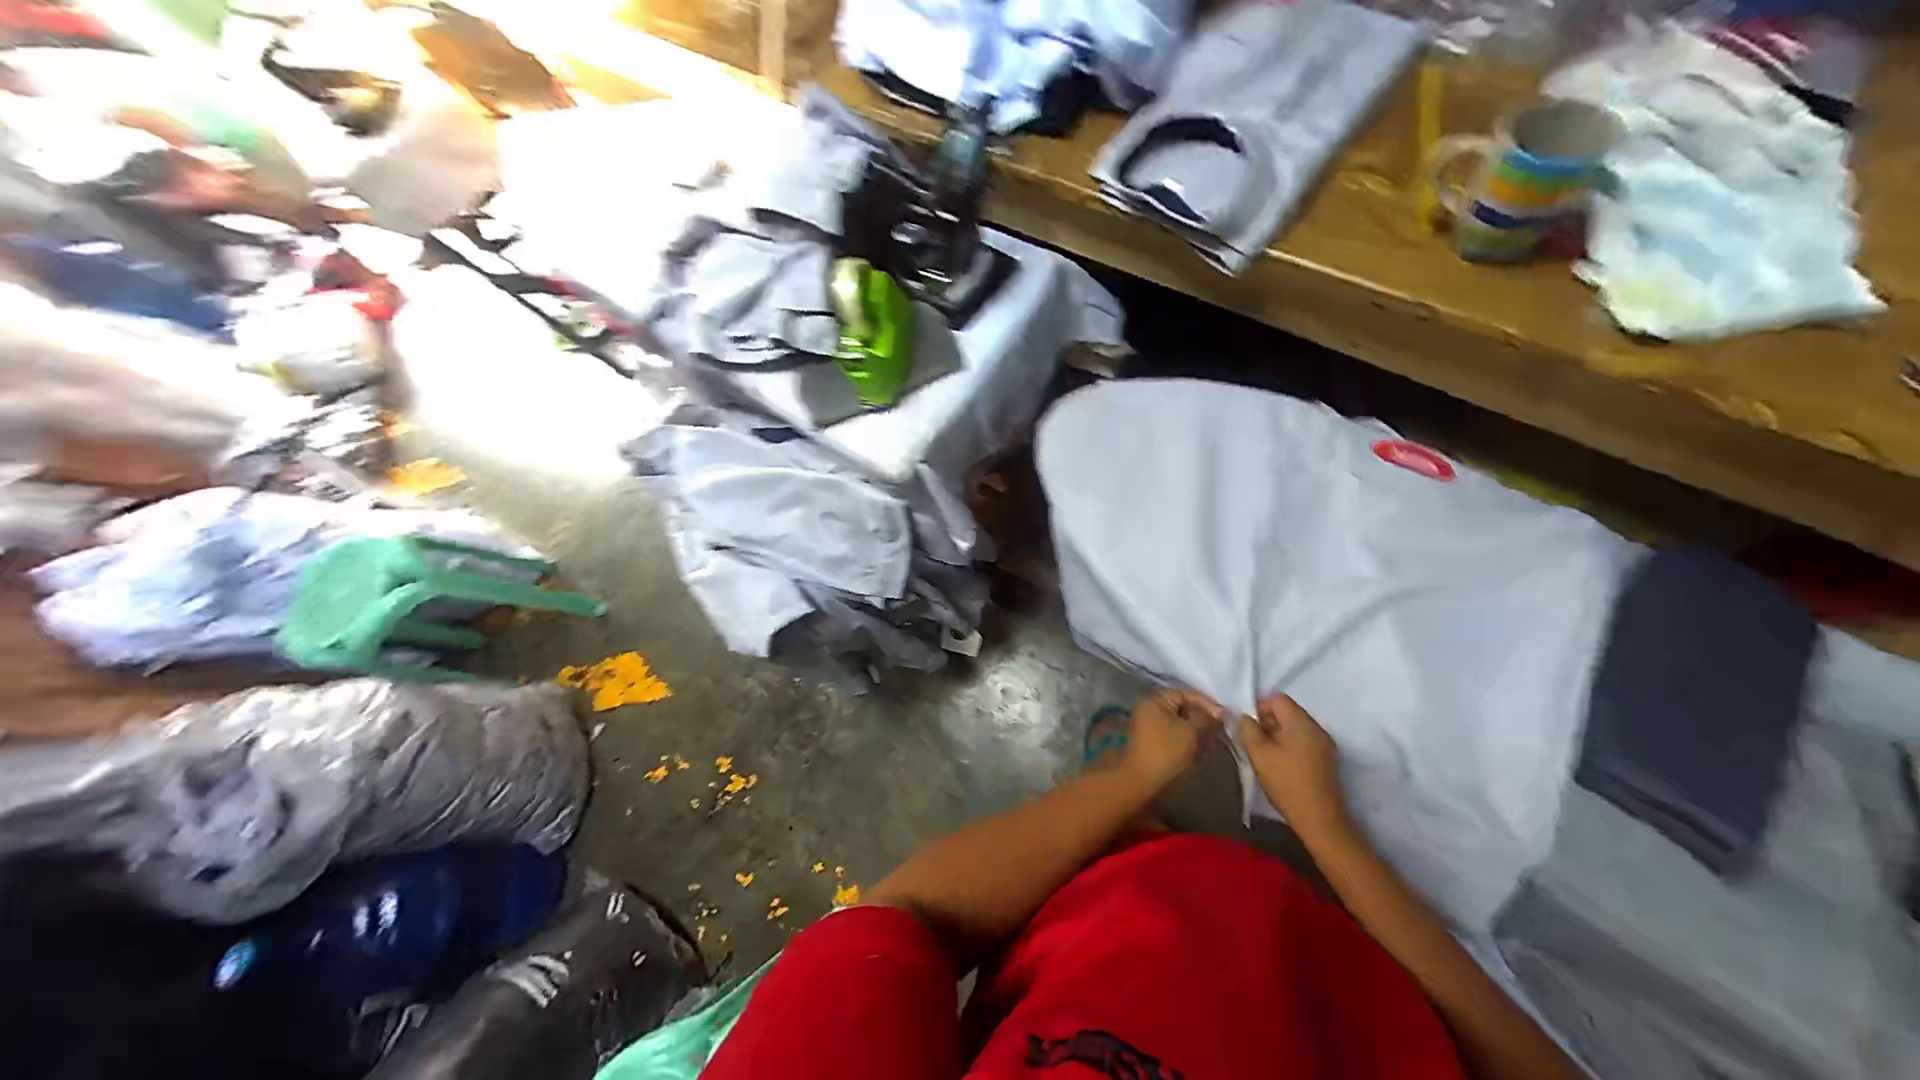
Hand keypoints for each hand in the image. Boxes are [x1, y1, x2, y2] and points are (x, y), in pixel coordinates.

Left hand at [1122, 689, 1223, 788]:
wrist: (1143, 781)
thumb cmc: (1166, 752)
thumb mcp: (1190, 731)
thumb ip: (1205, 718)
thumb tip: (1218, 712)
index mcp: (1154, 699)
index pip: (1185, 694)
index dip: (1207, 703)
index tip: (1226, 716)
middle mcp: (1149, 707)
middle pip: (1182, 705)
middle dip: (1202, 715)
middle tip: (1222, 725)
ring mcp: (1149, 723)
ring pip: (1179, 719)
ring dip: (1196, 726)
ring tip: (1213, 735)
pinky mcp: (1153, 738)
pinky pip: (1174, 730)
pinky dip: (1187, 734)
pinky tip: (1201, 743)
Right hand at [1241, 694, 1348, 838]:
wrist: (1319, 818)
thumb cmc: (1286, 782)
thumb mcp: (1259, 753)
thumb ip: (1248, 729)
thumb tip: (1245, 716)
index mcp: (1302, 722)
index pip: (1278, 699)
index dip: (1260, 707)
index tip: (1249, 727)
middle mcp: (1318, 728)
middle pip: (1289, 712)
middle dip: (1268, 722)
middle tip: (1255, 741)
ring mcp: (1326, 744)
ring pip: (1296, 727)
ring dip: (1279, 734)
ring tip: (1266, 754)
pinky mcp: (1328, 759)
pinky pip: (1305, 741)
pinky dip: (1291, 745)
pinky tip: (1282, 764)